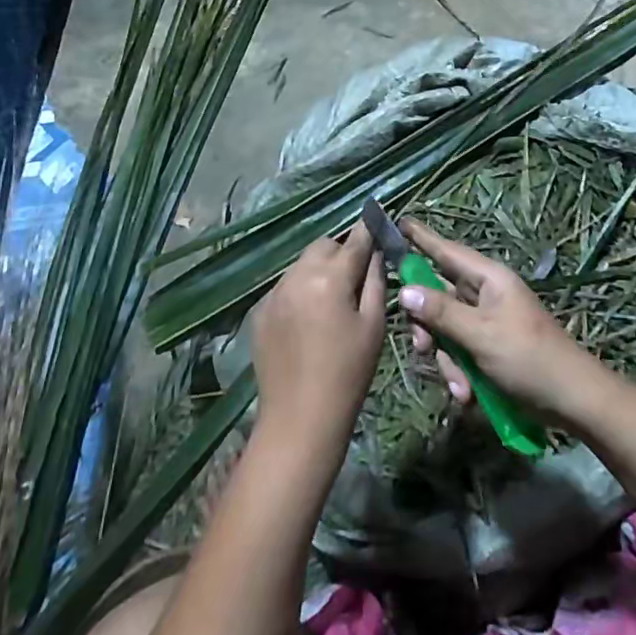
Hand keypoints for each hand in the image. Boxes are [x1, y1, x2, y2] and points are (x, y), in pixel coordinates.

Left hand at [249, 223, 386, 453]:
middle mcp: (296, 276)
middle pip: (322, 246)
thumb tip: (375, 253)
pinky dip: (299, 291)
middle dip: (341, 251)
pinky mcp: (260, 311)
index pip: (354, 241)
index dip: (367, 229)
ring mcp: (273, 293)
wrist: (300, 417)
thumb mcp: (373, 326)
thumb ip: (375, 282)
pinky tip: (307, 320)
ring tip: (331, 299)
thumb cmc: (349, 373)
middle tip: (355, 275)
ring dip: (318, 270)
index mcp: (330, 278)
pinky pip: (284, 287)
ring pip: (301, 265)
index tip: (375, 217)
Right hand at [399, 219, 615, 425]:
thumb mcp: (480, 334)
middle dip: (428, 326)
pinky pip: (460, 352)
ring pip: (445, 330)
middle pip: (437, 296)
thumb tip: (404, 291)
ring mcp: (486, 322)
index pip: (446, 250)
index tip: (397, 222)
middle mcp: (485, 295)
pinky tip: (468, 394)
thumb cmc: (529, 358)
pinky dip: (460, 372)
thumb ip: (440, 312)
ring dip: (447, 359)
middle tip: (422, 347)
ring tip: (460, 385)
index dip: (421, 238)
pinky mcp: (488, 348)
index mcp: (488, 279)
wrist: (572, 401)